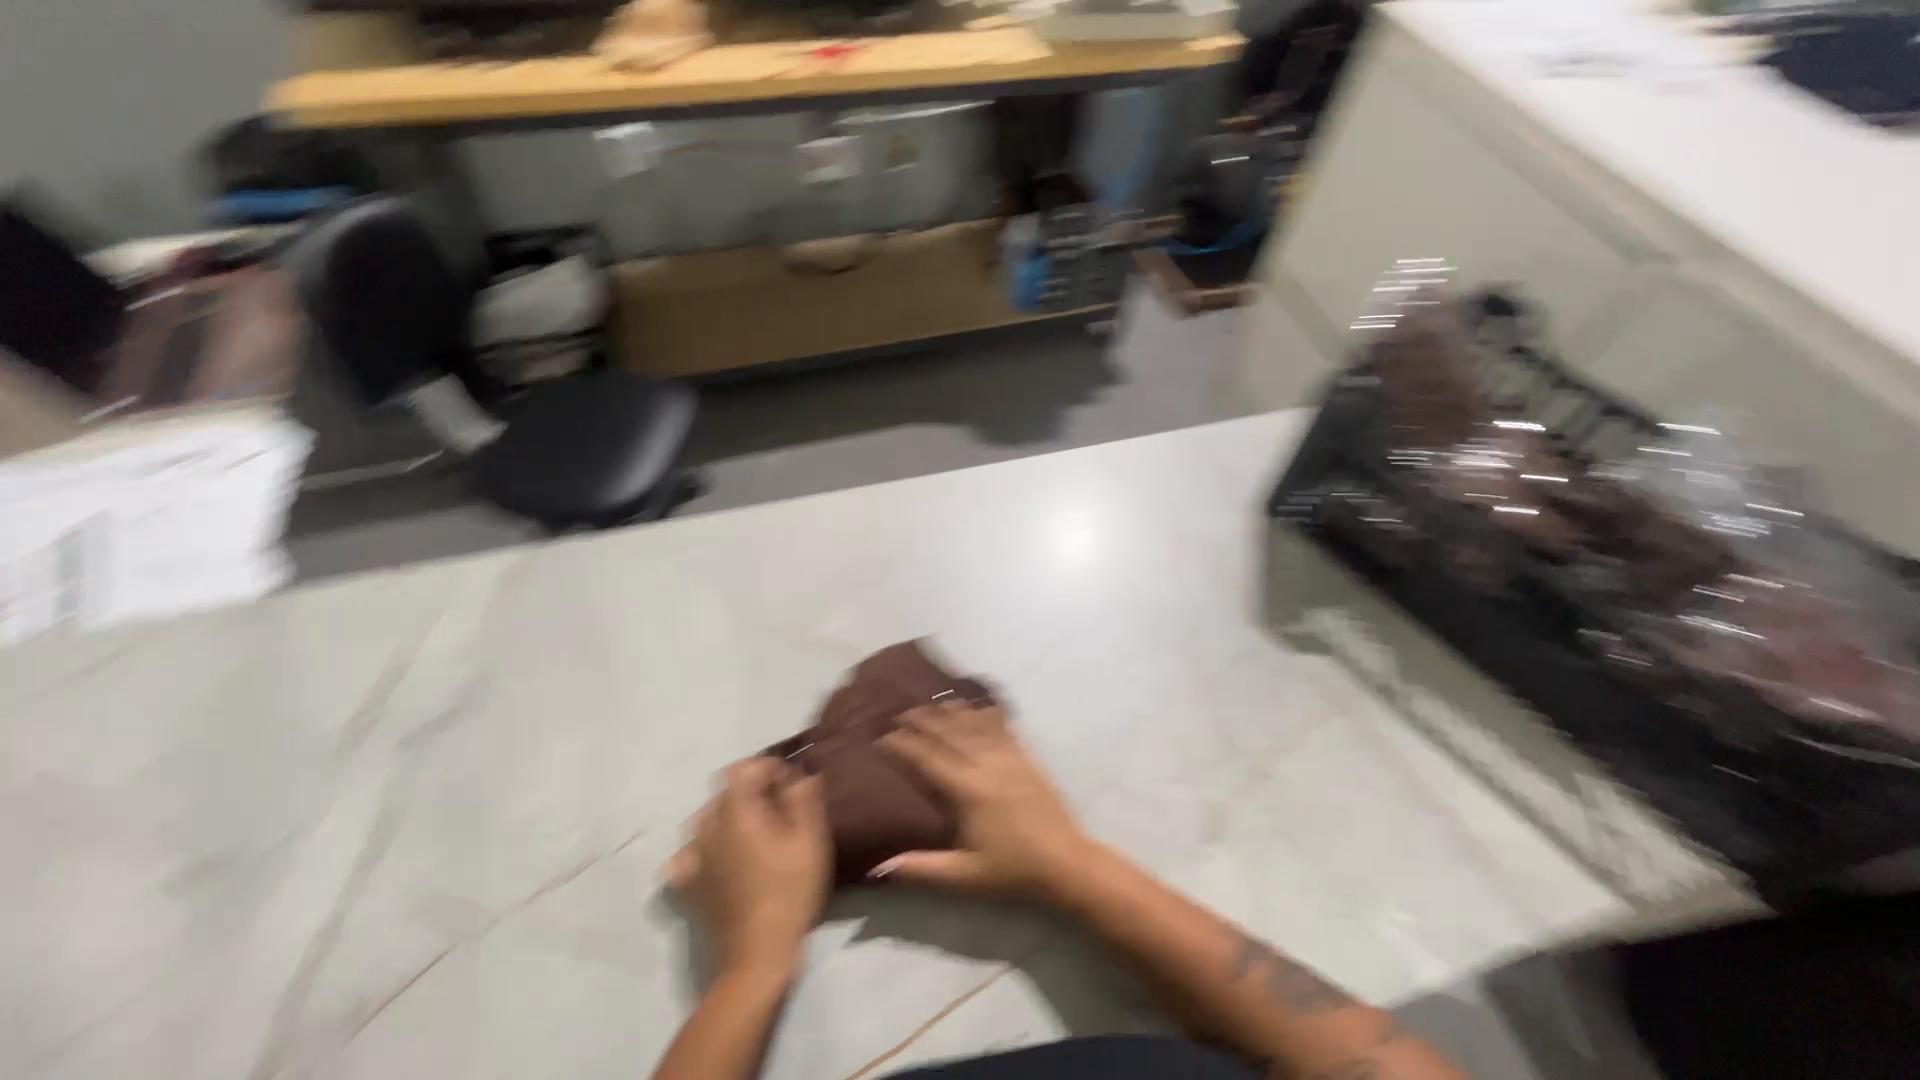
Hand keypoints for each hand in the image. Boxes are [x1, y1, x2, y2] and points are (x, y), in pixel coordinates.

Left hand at [666, 758, 829, 973]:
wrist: (757, 954)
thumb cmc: (790, 892)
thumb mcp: (810, 842)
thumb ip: (803, 800)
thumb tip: (797, 774)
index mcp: (736, 812)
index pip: (742, 769)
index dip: (767, 768)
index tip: (791, 784)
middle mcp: (707, 827)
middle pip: (724, 791)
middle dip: (752, 790)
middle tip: (782, 810)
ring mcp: (692, 856)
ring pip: (707, 818)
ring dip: (730, 816)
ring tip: (757, 833)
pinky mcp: (688, 882)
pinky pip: (691, 851)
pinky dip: (706, 847)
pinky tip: (722, 858)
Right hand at [875, 701, 1101, 899]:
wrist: (1066, 863)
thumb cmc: (1012, 870)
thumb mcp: (964, 876)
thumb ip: (921, 868)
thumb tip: (878, 868)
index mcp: (968, 791)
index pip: (928, 758)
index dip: (903, 745)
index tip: (882, 738)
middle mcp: (988, 766)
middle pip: (950, 733)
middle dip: (923, 720)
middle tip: (900, 712)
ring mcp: (1011, 758)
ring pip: (976, 724)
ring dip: (952, 711)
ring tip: (933, 702)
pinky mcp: (1028, 758)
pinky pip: (1004, 728)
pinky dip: (987, 714)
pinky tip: (978, 705)